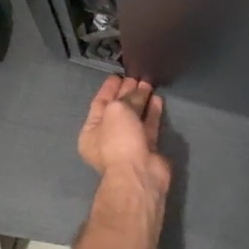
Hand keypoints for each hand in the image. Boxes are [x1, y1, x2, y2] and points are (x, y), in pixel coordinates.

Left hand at [78, 75, 171, 200]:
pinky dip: (152, 112)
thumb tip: (140, 92)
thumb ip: (127, 98)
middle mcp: (108, 138)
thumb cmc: (119, 140)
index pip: (99, 104)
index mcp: (91, 131)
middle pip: (118, 110)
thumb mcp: (117, 111)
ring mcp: (128, 144)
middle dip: (127, 93)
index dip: (108, 88)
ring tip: (149, 83)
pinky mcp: (147, 148)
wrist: (139, 173)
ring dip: (141, 100)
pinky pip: (149, 126)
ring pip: (135, 117)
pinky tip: (157, 99)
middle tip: (137, 76)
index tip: (118, 75)